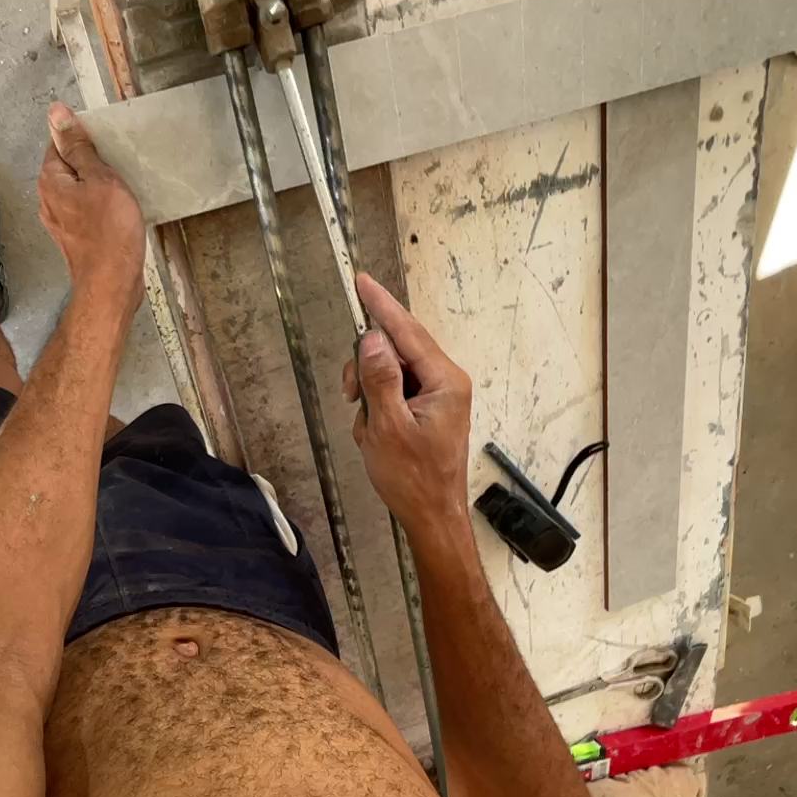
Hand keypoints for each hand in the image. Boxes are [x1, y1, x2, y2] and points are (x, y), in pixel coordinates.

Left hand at [38, 102, 145, 311]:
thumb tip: (56, 112)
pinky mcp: (76, 240)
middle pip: (71, 168)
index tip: (109, 150)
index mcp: (50, 180)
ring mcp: (61, 223)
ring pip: (80, 192)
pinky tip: (119, 215)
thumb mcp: (100, 179)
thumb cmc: (109, 233)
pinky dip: (101, 210)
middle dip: (93, 166)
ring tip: (122, 193)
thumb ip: (79, 147)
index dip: (86, 141)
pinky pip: (87, 213)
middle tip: (119, 170)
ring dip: (99, 189)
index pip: (61, 143)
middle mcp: (49, 200)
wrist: (112, 286)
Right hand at [342, 273, 472, 539]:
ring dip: (370, 398)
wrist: (432, 516)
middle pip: (397, 350)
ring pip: (390, 374)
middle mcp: (445, 381)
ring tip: (370, 432)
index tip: (362, 281)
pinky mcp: (428, 411)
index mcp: (444, 380)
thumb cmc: (412, 478)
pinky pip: (393, 395)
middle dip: (367, 370)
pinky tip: (376, 438)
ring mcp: (437, 397)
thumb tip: (371, 339)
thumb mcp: (388, 428)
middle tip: (352, 396)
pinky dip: (377, 412)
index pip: (407, 331)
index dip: (381, 306)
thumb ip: (379, 378)